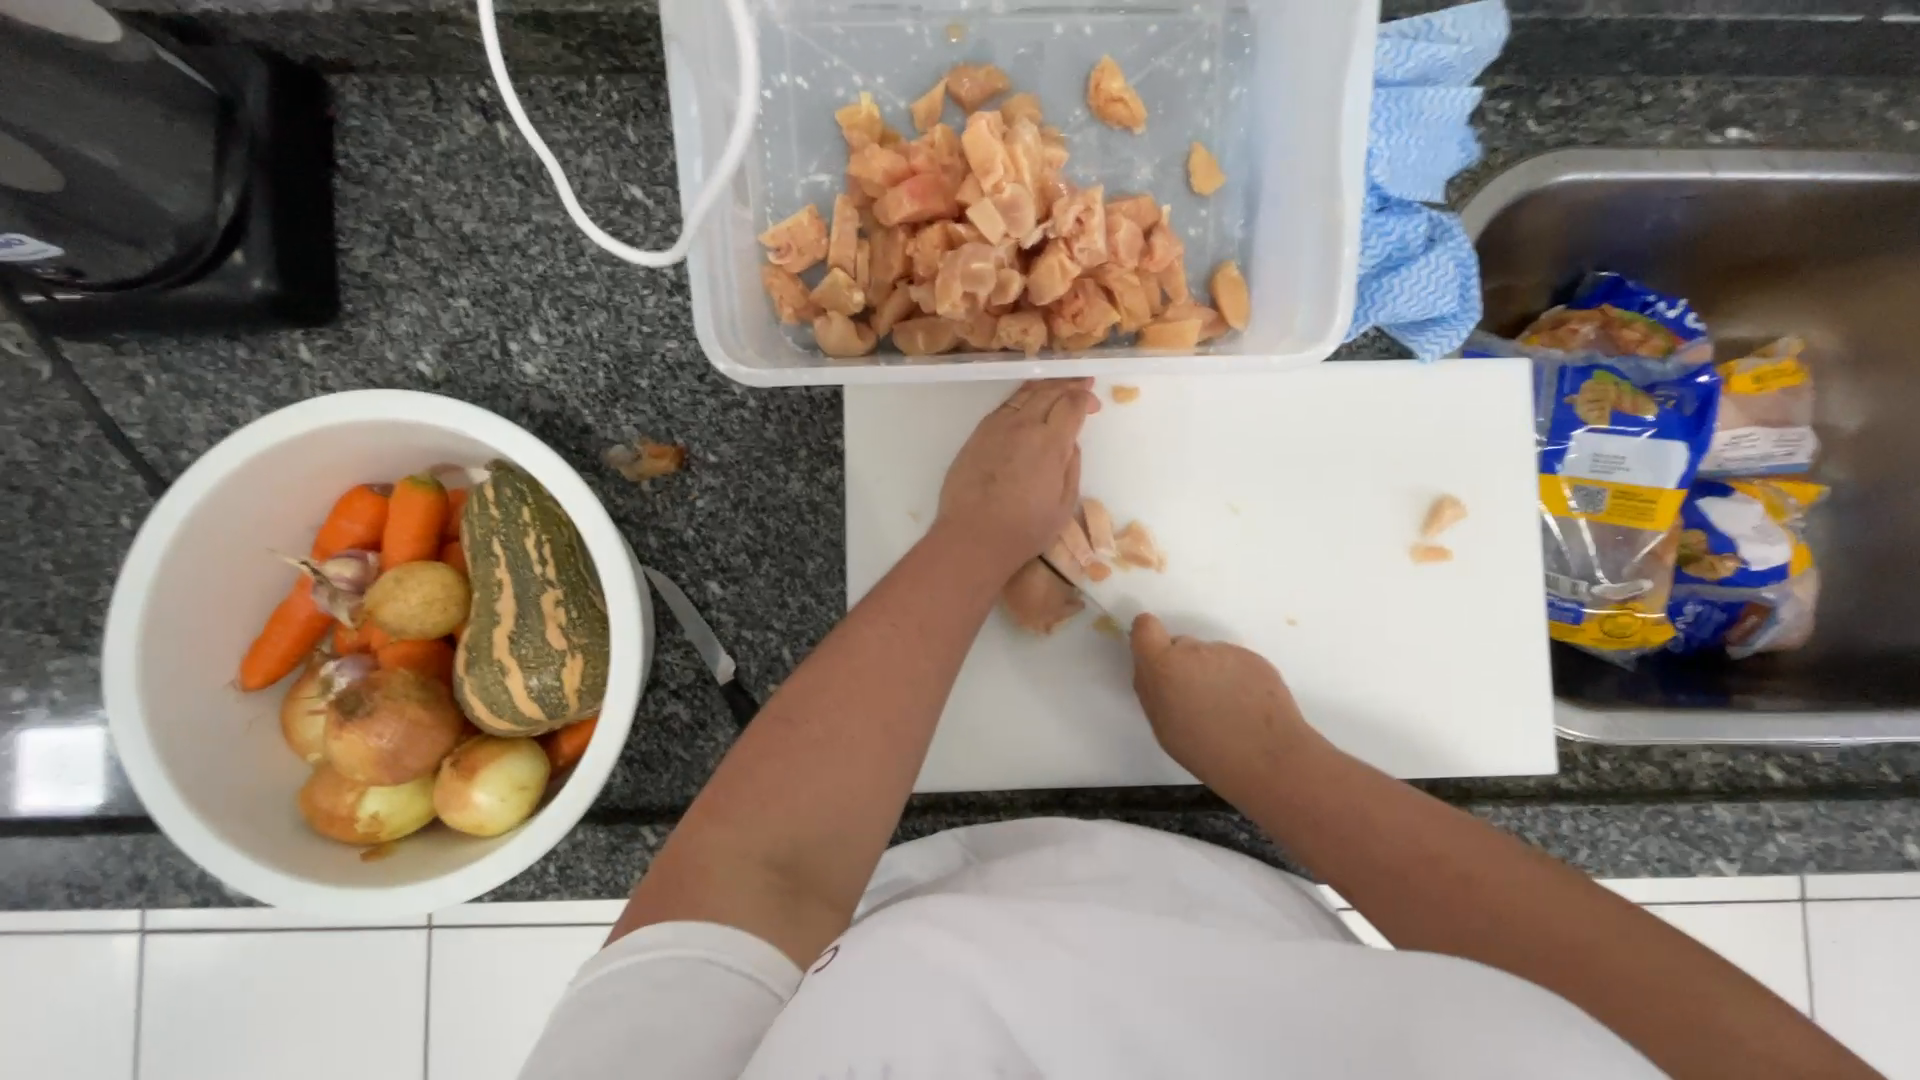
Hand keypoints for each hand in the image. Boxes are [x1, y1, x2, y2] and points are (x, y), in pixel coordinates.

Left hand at [937, 379, 1099, 575]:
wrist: (972, 537)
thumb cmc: (1024, 529)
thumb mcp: (1063, 504)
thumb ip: (1071, 467)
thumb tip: (1070, 443)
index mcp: (1049, 443)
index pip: (1071, 405)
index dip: (1085, 398)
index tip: (1093, 404)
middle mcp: (1022, 426)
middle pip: (1048, 392)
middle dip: (1068, 385)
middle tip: (1081, 383)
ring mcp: (995, 428)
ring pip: (1023, 395)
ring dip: (1044, 387)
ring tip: (1057, 385)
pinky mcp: (976, 436)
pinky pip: (1003, 408)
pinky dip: (1021, 399)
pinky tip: (1026, 404)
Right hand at [1130, 613, 1327, 798]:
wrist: (1267, 758)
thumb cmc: (1205, 750)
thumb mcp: (1162, 725)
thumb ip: (1153, 689)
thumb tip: (1155, 671)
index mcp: (1164, 665)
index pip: (1145, 627)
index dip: (1148, 639)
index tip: (1156, 660)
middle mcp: (1194, 650)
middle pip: (1181, 647)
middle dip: (1183, 666)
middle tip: (1197, 700)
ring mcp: (1228, 652)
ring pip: (1210, 656)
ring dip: (1212, 673)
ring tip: (1227, 708)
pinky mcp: (1255, 658)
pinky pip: (1235, 663)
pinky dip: (1236, 678)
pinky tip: (1246, 706)